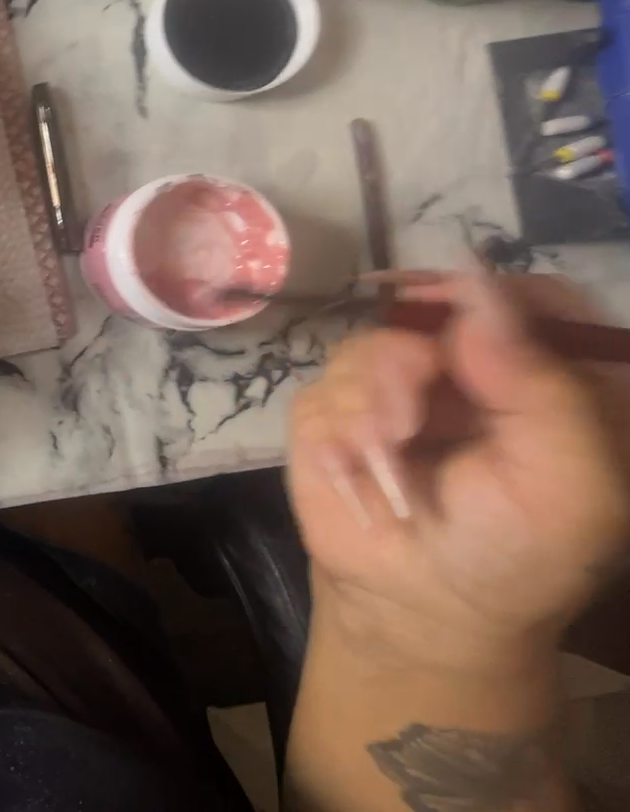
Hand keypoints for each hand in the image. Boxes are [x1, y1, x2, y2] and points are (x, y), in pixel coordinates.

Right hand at [288, 271, 629, 670]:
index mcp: (549, 384)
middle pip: (430, 313)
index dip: (491, 290)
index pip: (532, 302)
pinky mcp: (332, 410)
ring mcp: (394, 389)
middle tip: (407, 415)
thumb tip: (477, 298)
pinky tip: (357, 461)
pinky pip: (321, 385)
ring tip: (384, 450)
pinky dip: (336, 422)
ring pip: (366, 344)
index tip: (445, 300)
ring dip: (369, 396)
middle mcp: (470, 375)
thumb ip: (542, 389)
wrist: (414, 602)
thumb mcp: (570, 481)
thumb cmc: (517, 553)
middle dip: (409, 359)